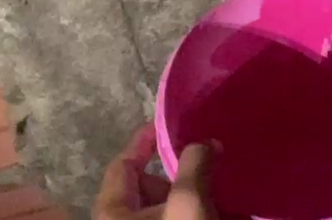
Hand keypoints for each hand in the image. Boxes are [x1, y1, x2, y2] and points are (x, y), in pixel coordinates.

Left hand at [93, 124, 225, 219]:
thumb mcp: (187, 203)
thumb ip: (194, 164)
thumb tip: (204, 142)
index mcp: (112, 212)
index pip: (122, 164)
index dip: (144, 139)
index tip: (168, 121)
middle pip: (146, 185)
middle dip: (177, 170)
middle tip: (206, 161)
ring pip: (164, 206)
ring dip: (190, 194)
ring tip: (218, 187)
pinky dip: (192, 213)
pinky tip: (219, 207)